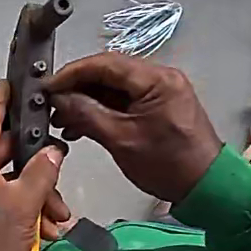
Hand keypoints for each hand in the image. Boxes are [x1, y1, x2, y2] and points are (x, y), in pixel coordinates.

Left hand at [0, 81, 70, 250]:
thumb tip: (53, 151)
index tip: (10, 81)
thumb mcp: (23, 203)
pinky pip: (12, 202)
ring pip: (16, 181)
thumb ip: (42, 172)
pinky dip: (31, 212)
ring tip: (58, 216)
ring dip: (40, 195)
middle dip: (39, 164)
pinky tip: (49, 230)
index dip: (2, 100)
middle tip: (61, 166)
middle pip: (9, 153)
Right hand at [47, 53, 222, 202]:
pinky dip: (98, 110)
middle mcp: (158, 77)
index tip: (46, 88)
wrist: (204, 187)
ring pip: (111, 87)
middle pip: (107, 73)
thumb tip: (58, 99)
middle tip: (50, 105)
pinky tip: (79, 127)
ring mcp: (157, 91)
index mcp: (156, 80)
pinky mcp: (154, 106)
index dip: (71, 73)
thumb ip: (86, 114)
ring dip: (84, 101)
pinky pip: (120, 100)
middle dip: (75, 88)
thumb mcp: (121, 139)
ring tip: (61, 120)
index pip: (105, 63)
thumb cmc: (166, 164)